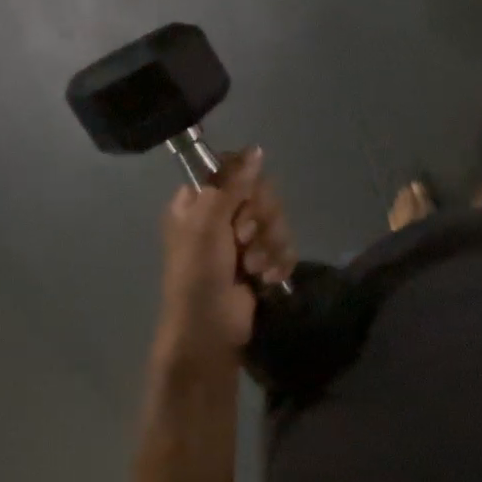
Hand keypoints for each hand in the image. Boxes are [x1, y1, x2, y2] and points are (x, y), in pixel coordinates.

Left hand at [155, 147, 296, 365]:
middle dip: (261, 218)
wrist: (208, 332)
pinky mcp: (262, 261)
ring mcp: (242, 240)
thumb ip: (232, 183)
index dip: (244, 183)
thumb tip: (256, 149)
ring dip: (270, 243)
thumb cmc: (197, 274)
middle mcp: (220, 216)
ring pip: (276, 219)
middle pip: (261, 193)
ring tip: (254, 268)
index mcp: (197, 202)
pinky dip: (279, 261)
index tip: (243, 200)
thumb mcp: (207, 223)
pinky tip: (268, 278)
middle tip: (244, 238)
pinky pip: (285, 245)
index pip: (232, 170)